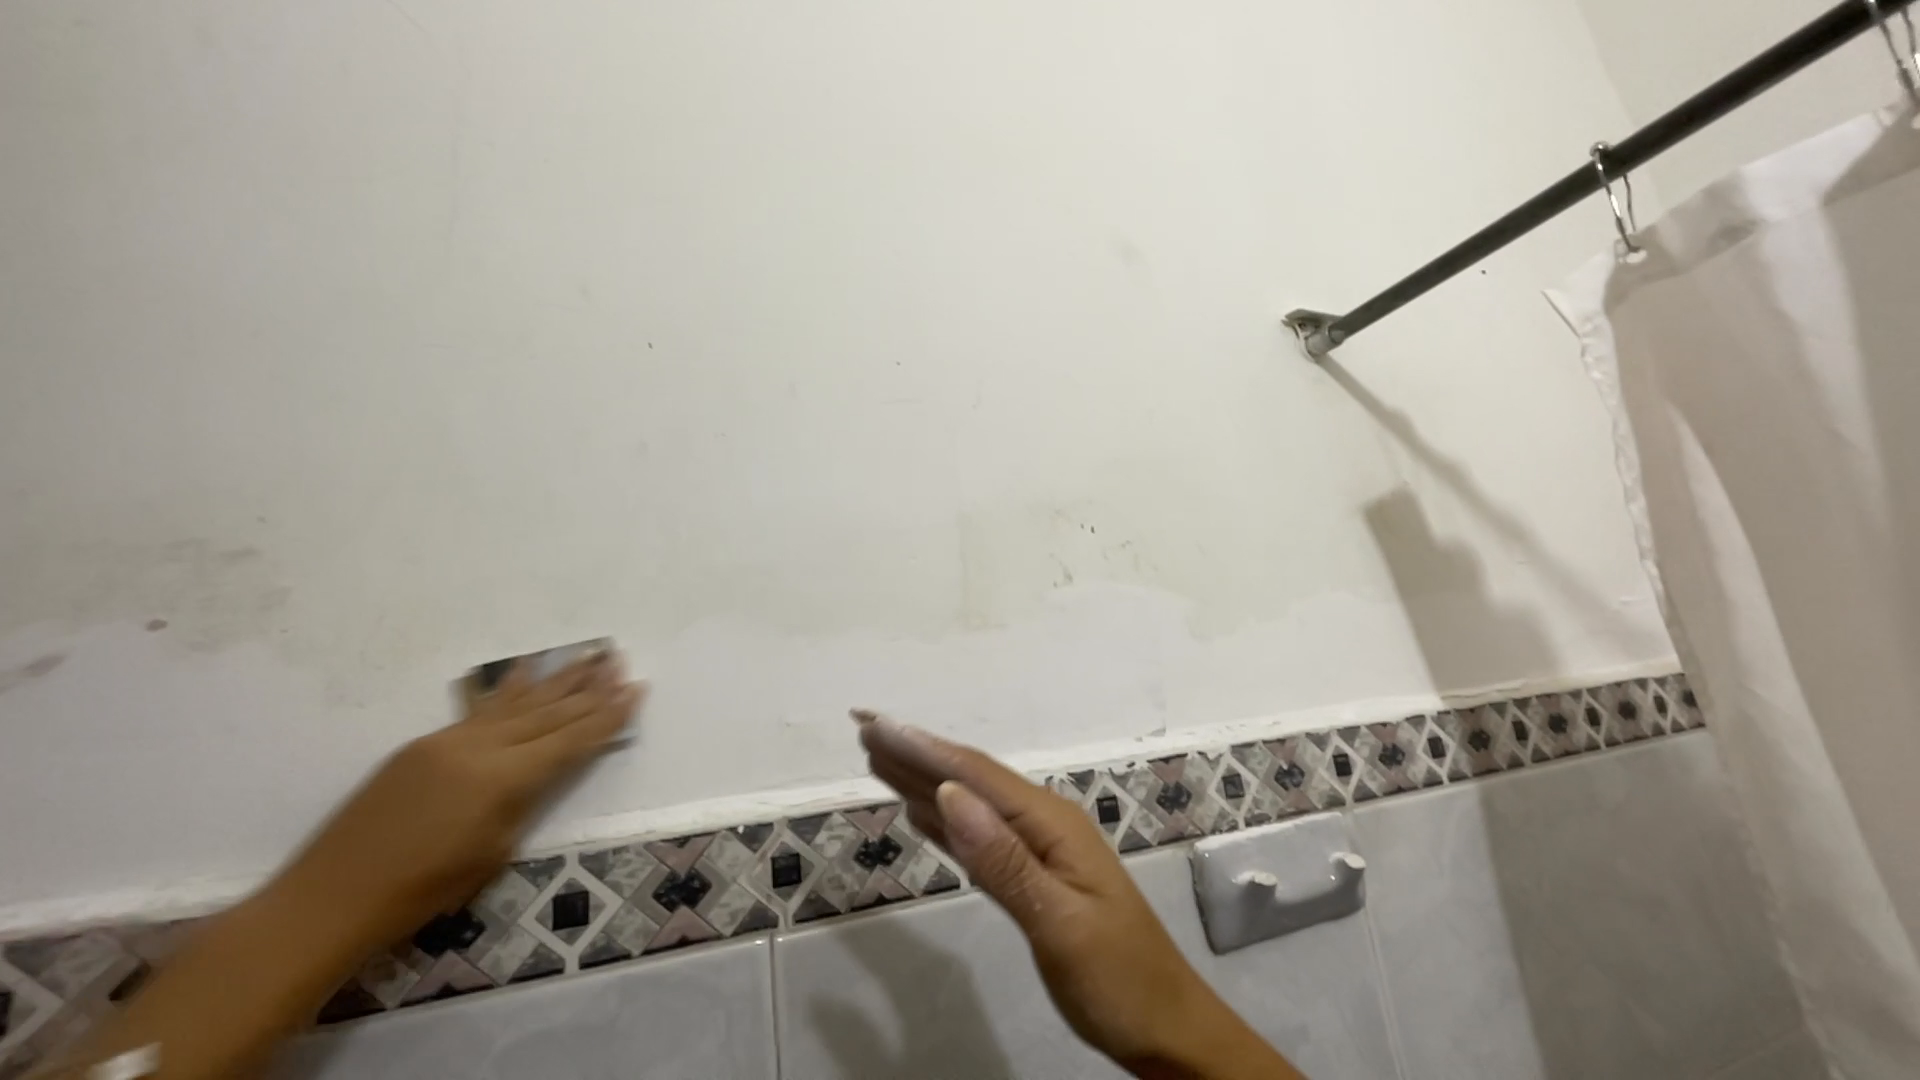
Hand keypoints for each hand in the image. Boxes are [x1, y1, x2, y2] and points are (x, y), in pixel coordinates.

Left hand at [279, 650, 645, 949]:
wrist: (329, 899)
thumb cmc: (421, 893)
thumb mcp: (493, 853)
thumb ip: (522, 802)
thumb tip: (538, 771)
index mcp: (502, 779)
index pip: (571, 740)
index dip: (608, 716)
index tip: (636, 690)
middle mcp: (480, 747)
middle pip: (549, 712)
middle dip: (590, 688)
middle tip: (620, 661)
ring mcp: (448, 740)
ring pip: (517, 702)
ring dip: (557, 679)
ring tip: (588, 656)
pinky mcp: (424, 744)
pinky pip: (482, 709)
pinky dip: (511, 688)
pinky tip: (527, 668)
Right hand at [854, 711, 1301, 1079]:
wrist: (1165, 1027)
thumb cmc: (1117, 977)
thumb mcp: (1059, 922)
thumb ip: (1003, 859)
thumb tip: (950, 792)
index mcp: (1050, 824)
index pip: (974, 774)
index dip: (921, 746)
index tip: (873, 723)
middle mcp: (1042, 825)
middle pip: (968, 779)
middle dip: (915, 753)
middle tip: (863, 730)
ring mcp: (1038, 850)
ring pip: (969, 804)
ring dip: (923, 780)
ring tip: (879, 759)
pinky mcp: (1032, 878)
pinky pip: (977, 837)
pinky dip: (943, 821)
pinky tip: (922, 812)